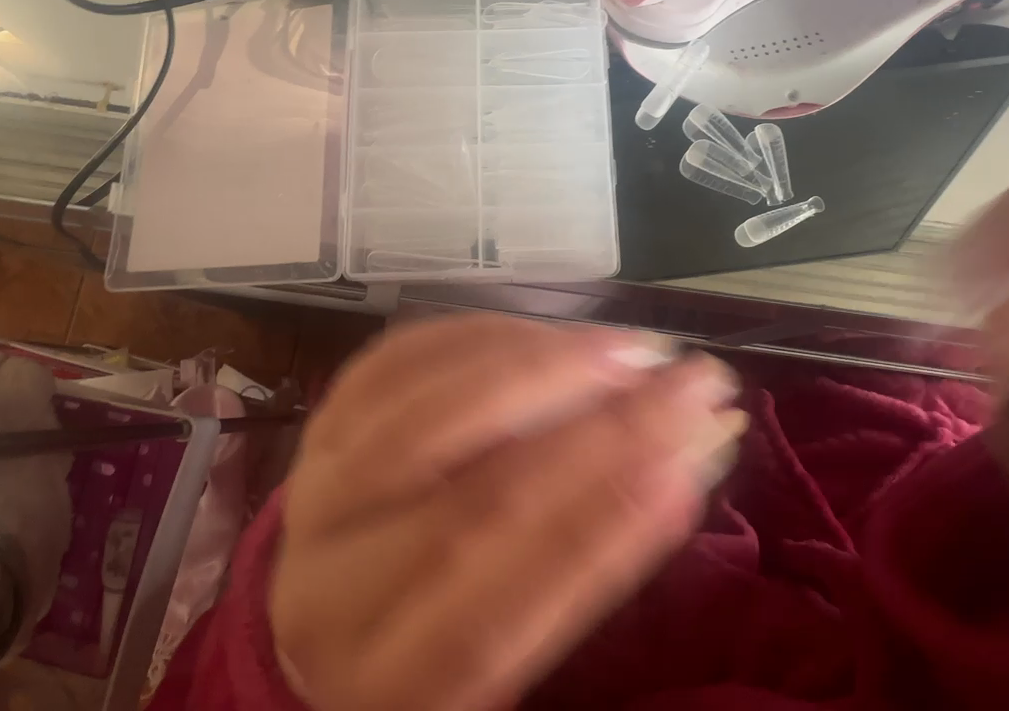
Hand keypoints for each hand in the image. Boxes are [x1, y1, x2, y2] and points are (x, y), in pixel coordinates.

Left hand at [269, 316, 741, 710]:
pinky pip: (396, 360)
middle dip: (597, 433)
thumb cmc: (434, 635)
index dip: (601, 534)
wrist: (327, 610)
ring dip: (542, 369)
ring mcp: (316, 488)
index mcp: (386, 681)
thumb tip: (681, 460)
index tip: (691, 463)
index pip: (497, 614)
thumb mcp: (498, 646)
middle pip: (470, 501)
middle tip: (686, 383)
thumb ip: (576, 568)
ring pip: (427, 414)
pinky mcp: (321, 422)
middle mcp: (331, 584)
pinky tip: (551, 333)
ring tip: (628, 349)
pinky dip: (482, 338)